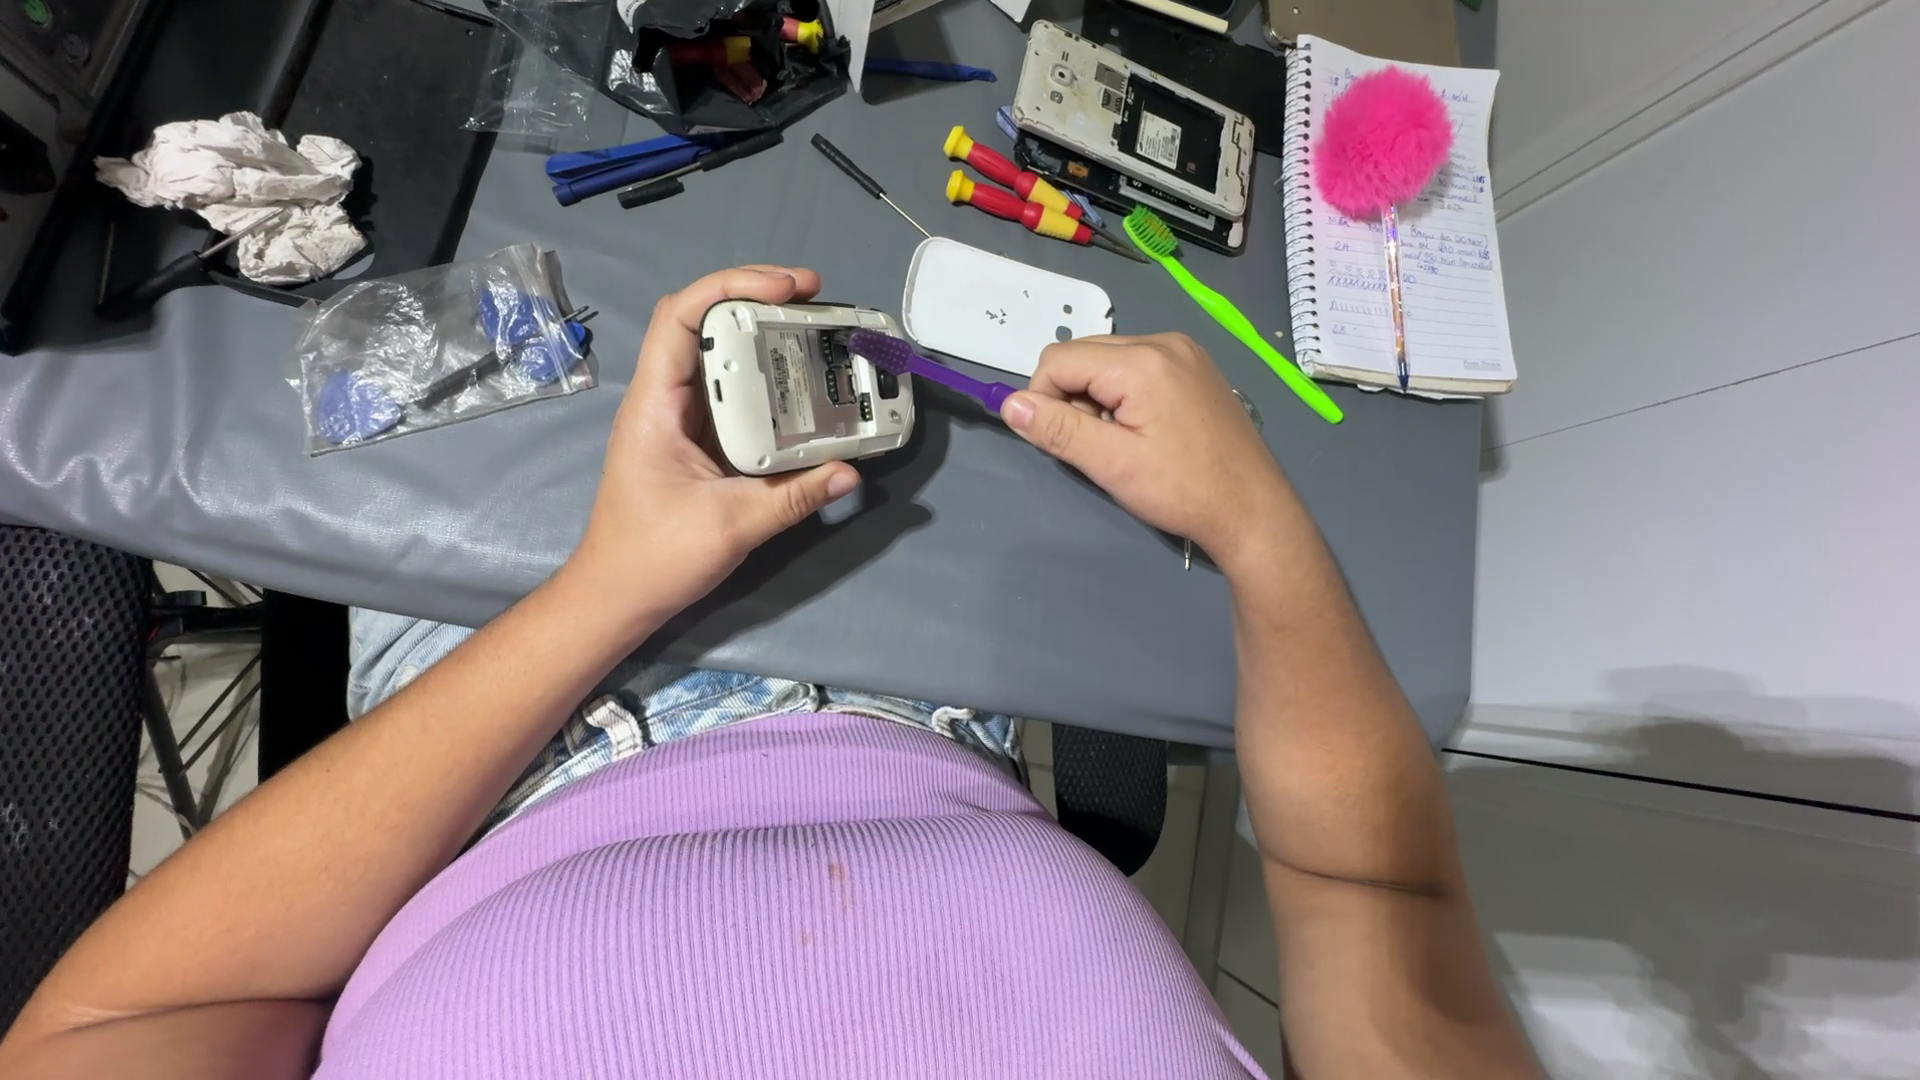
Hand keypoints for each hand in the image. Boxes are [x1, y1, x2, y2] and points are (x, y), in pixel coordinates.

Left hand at [566, 266, 859, 631]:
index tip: (789, 288)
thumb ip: (794, 498)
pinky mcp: (700, 441)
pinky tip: (803, 387)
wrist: (620, 594)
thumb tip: (851, 472)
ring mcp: (683, 420)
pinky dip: (769, 381)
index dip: (732, 285)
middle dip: (758, 300)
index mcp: (657, 405)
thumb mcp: (731, 526)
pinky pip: (735, 396)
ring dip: (766, 337)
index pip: (682, 317)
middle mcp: (667, 400)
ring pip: (722, 357)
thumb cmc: (655, 558)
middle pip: (705, 324)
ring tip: (818, 332)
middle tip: (816, 301)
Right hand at [1000, 334, 1294, 569]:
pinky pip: (1137, 368)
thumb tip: (1010, 405)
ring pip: (1108, 361)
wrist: (1253, 509)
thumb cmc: (1181, 490)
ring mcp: (1184, 352)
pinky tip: (1145, 430)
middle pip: (1083, 355)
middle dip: (1073, 397)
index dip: (1043, 399)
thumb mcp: (1112, 464)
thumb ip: (1058, 429)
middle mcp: (1163, 341)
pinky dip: (1124, 394)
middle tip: (1098, 444)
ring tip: (1125, 440)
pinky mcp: (1195, 367)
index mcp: (1141, 361)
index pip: (1057, 359)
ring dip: (1098, 397)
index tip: (1061, 440)